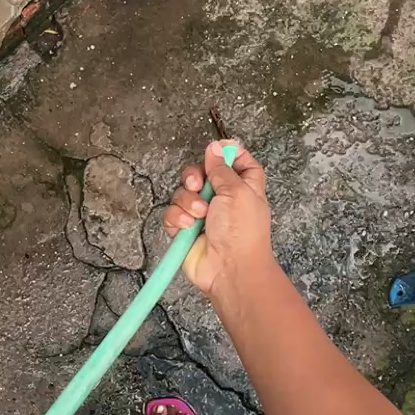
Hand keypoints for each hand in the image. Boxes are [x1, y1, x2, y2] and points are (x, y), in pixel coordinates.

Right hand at [163, 140, 270, 295]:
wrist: (229, 268)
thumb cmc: (242, 232)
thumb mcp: (238, 191)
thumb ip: (222, 168)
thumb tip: (215, 146)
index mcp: (243, 186)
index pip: (236, 161)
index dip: (227, 154)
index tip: (217, 151)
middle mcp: (221, 197)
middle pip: (200, 173)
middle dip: (194, 177)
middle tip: (198, 186)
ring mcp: (201, 214)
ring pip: (182, 192)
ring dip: (187, 201)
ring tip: (199, 215)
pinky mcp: (184, 229)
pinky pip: (171, 213)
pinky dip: (177, 218)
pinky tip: (187, 226)